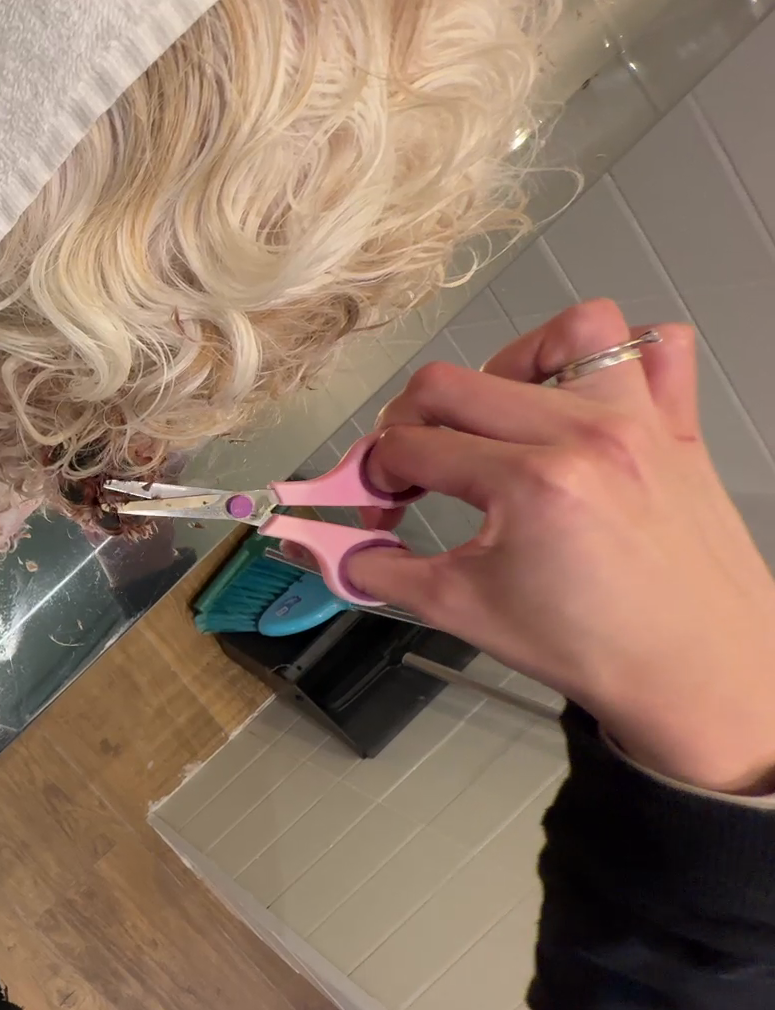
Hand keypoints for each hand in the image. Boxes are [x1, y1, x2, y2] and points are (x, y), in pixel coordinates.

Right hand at [343, 299, 774, 794]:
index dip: (371, 481)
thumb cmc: (587, 643)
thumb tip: (309, 546)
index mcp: (530, 481)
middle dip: (405, 425)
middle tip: (408, 472)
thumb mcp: (448, 605)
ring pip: (562, 335)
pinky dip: (606, 360)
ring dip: (503, 369)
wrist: (700, 674)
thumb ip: (364, 566)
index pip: (406, 448)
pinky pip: (658, 348)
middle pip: (449, 384)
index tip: (375, 514)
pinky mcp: (677, 429)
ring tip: (487, 420)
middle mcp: (587, 436)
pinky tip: (566, 404)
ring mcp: (641, 423)